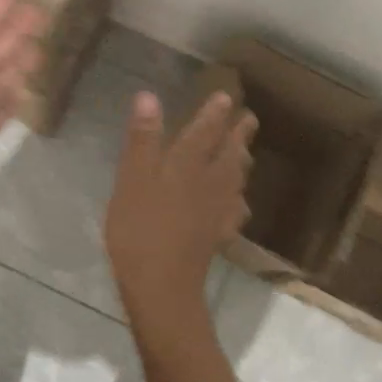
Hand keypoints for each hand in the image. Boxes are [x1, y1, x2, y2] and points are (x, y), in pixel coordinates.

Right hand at [104, 91, 257, 308]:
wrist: (163, 286)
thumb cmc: (139, 229)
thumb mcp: (131, 180)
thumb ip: (142, 139)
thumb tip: (149, 96)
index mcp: (186, 165)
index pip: (205, 132)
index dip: (214, 113)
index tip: (226, 97)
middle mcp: (209, 183)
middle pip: (229, 154)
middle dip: (238, 135)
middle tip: (249, 119)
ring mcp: (217, 212)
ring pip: (235, 181)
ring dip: (241, 162)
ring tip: (244, 153)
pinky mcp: (217, 236)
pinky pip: (234, 211)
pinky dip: (237, 200)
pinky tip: (237, 203)